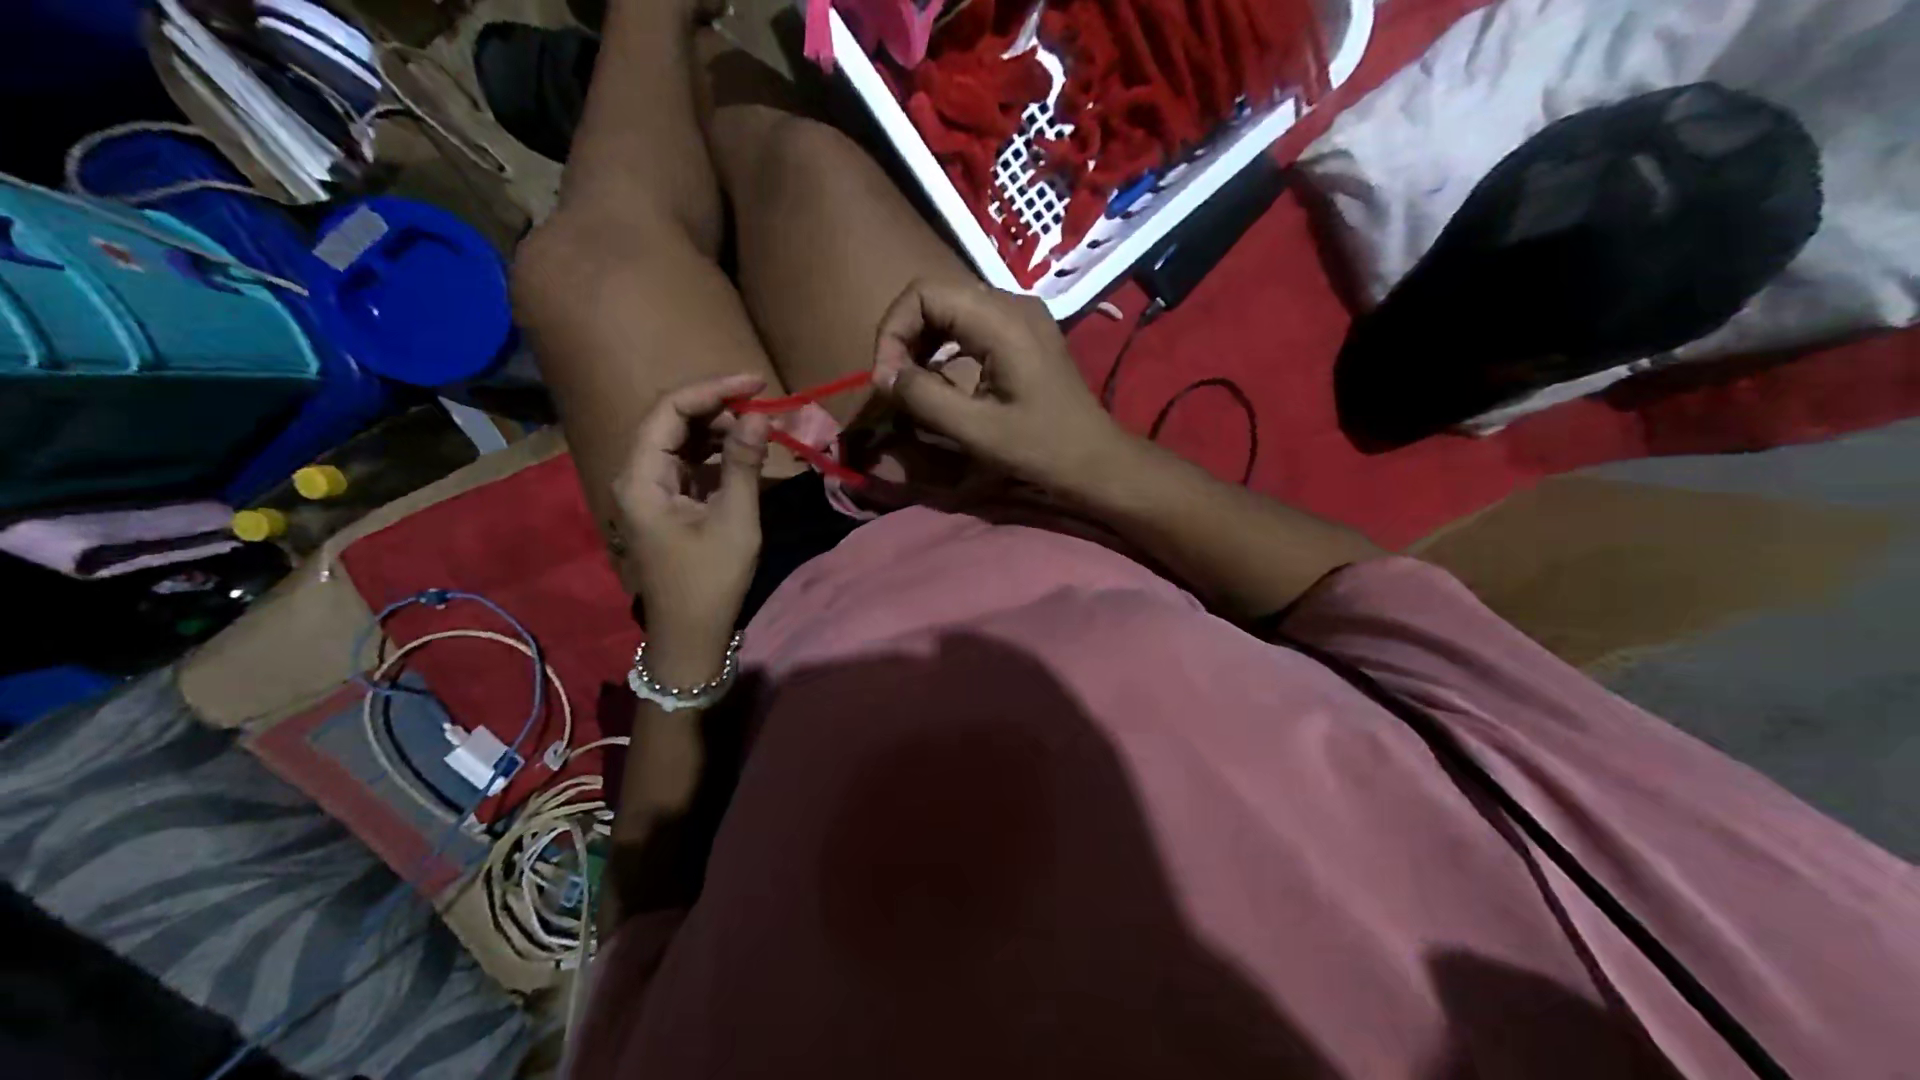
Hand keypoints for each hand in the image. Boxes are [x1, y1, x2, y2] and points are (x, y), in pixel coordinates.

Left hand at [613, 374, 769, 660]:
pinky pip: (686, 462)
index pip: (670, 410)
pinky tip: (743, 454)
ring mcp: (648, 489)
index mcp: (642, 479)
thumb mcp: (735, 522)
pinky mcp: (664, 502)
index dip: (713, 389)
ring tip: (758, 430)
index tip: (757, 384)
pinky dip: (715, 452)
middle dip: (717, 407)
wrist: (689, 635)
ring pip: (679, 439)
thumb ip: (744, 465)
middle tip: (763, 410)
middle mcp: (636, 476)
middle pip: (670, 419)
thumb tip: (759, 417)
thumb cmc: (710, 582)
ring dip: (718, 428)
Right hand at [871, 279, 1134, 497]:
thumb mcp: (977, 430)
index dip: (894, 329)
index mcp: (1002, 320)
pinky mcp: (1023, 333)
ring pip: (950, 308)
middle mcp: (1012, 304)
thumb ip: (925, 399)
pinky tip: (938, 377)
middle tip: (893, 382)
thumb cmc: (1041, 447)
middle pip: (936, 295)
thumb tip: (885, 376)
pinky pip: (970, 324)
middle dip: (904, 335)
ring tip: (910, 382)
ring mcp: (1020, 316)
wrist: (1094, 458)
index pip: (925, 293)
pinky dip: (944, 345)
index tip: (887, 378)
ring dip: (921, 340)